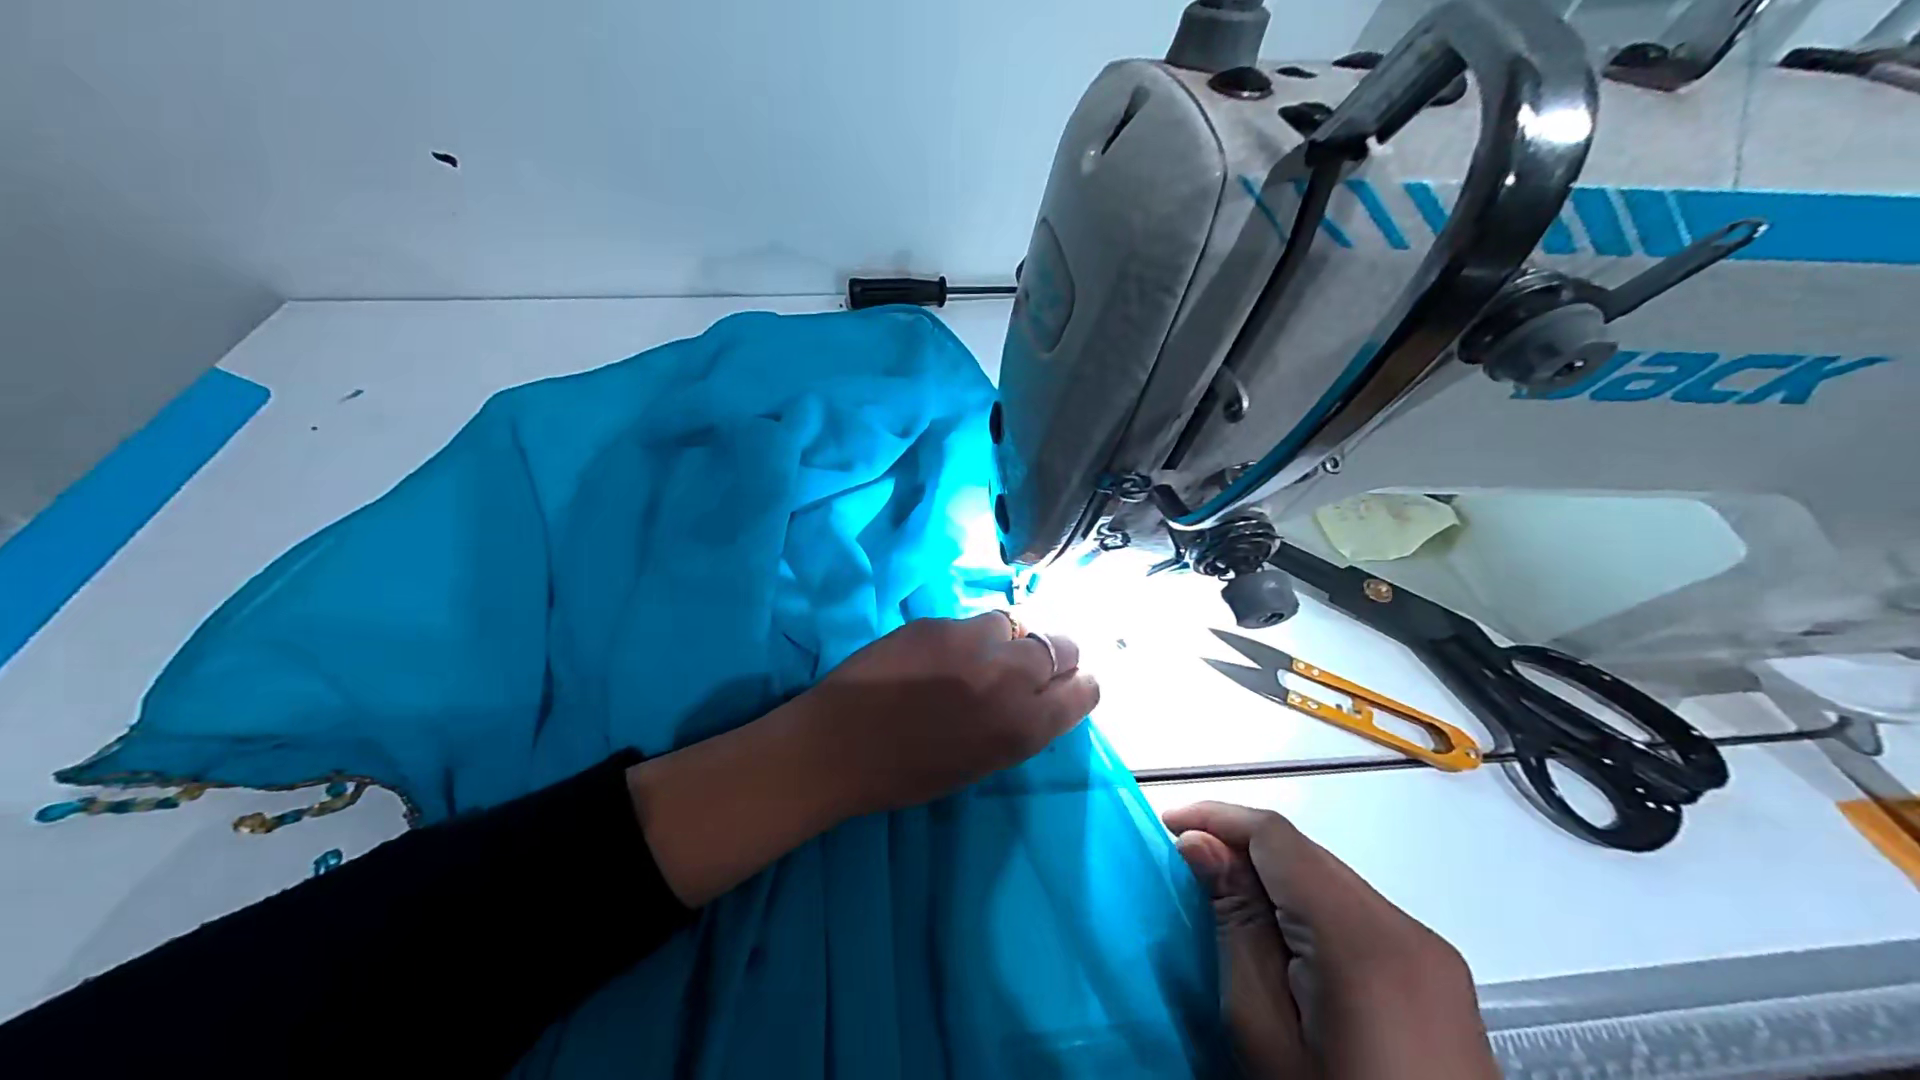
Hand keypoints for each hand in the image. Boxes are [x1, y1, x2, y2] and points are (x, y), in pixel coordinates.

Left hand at [628, 613, 1094, 906]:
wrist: (839, 746)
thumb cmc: (908, 773)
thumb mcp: (981, 762)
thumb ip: (1019, 726)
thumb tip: (1038, 694)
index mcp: (1024, 727)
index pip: (1084, 691)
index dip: (1080, 684)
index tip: (1070, 682)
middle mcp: (1010, 678)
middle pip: (1062, 646)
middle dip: (1055, 654)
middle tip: (1033, 662)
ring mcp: (973, 643)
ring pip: (1017, 624)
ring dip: (1010, 638)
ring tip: (985, 653)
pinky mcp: (939, 623)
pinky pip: (974, 620)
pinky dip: (972, 634)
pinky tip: (946, 652)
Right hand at [1162, 802, 1497, 1079]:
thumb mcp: (1265, 1032)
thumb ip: (1235, 927)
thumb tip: (1203, 848)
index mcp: (1364, 942)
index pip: (1277, 837)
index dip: (1217, 817)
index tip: (1172, 824)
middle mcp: (1408, 934)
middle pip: (1306, 852)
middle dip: (1240, 847)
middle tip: (1188, 865)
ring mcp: (1431, 955)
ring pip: (1328, 877)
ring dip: (1271, 876)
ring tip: (1223, 901)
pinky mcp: (1437, 976)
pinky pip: (1355, 910)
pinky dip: (1307, 906)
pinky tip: (1277, 936)